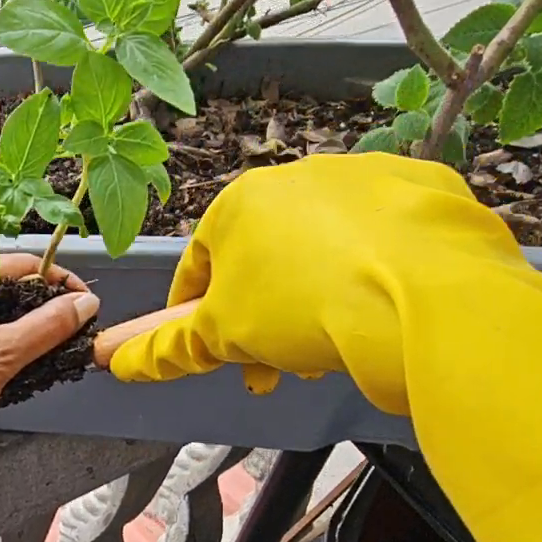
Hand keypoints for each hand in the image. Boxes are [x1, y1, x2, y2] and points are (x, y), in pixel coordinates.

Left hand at [0, 254, 98, 471]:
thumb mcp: (5, 354)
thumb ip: (49, 325)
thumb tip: (84, 303)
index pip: (25, 264)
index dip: (61, 283)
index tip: (83, 304)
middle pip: (5, 283)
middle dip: (37, 308)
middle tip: (63, 334)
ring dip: (15, 326)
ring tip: (33, 354)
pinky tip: (0, 362)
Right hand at [103, 152, 538, 411]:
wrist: (427, 298)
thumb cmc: (300, 308)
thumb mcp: (217, 338)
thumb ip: (163, 348)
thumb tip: (111, 361)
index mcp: (240, 202)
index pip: (198, 265)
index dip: (193, 314)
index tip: (203, 348)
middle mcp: (300, 176)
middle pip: (261, 262)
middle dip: (257, 318)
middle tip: (267, 364)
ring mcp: (369, 178)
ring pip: (319, 253)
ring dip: (309, 304)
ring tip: (322, 353)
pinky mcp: (429, 191)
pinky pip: (379, 243)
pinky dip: (366, 279)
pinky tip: (369, 318)